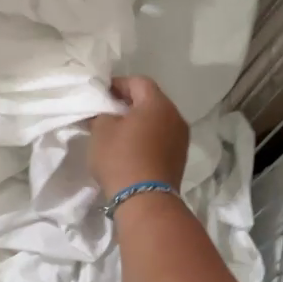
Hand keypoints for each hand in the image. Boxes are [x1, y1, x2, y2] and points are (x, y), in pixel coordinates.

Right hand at [89, 76, 189, 197]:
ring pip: (157, 121)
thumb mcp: (101, 131)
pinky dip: (147, 138)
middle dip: (129, 103)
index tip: (101, 94)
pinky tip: (131, 149)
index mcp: (157, 103)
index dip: (118, 84)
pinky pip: (161, 138)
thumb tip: (105, 113)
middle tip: (107, 112)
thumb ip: (102, 114)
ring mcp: (181, 138)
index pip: (138, 82)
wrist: (145, 200)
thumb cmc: (120, 158)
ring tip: (119, 133)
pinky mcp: (179, 157)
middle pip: (150, 101)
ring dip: (139, 122)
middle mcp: (175, 116)